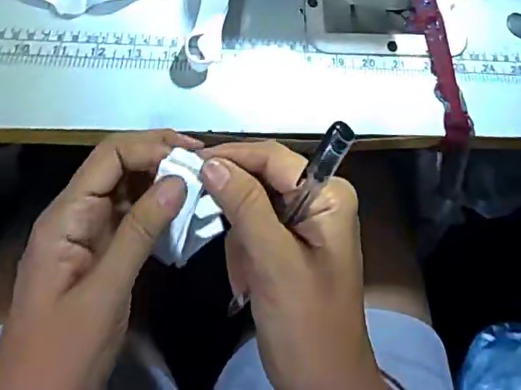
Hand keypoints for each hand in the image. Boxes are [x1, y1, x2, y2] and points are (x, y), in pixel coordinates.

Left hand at [0, 130, 197, 389]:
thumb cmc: (61, 353)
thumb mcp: (104, 293)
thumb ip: (140, 232)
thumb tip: (179, 179)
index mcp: (65, 216)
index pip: (109, 155)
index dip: (150, 146)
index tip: (191, 154)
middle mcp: (73, 215)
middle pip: (117, 164)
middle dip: (159, 155)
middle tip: (202, 161)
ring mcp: (85, 234)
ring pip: (126, 187)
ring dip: (161, 178)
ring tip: (199, 179)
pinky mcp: (97, 253)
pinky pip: (129, 215)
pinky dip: (156, 206)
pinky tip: (182, 209)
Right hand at [200, 141, 382, 389]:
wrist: (324, 388)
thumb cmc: (308, 326)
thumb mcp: (274, 264)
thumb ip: (246, 207)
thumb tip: (212, 163)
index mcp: (330, 192)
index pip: (274, 157)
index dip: (233, 155)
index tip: (190, 161)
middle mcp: (321, 197)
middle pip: (263, 179)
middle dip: (238, 213)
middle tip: (211, 228)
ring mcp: (307, 221)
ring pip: (254, 206)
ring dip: (241, 243)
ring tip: (247, 280)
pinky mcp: (293, 244)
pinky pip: (256, 231)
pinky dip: (245, 255)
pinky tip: (249, 285)